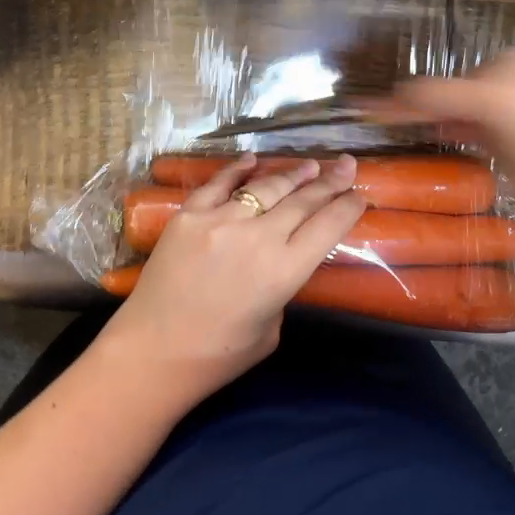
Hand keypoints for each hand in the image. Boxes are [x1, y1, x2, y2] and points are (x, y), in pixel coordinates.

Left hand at [92, 153, 365, 404]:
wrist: (155, 348)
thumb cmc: (219, 354)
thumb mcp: (271, 327)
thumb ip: (280, 287)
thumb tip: (276, 259)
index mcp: (284, 271)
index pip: (327, 227)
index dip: (346, 207)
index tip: (359, 194)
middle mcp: (257, 237)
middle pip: (301, 201)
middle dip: (329, 182)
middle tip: (346, 164)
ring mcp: (219, 220)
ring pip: (264, 187)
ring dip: (291, 174)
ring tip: (310, 165)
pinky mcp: (188, 214)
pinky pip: (218, 184)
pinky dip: (237, 170)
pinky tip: (253, 160)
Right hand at [358, 51, 514, 231]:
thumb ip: (481, 145)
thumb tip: (461, 130)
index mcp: (493, 96)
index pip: (423, 97)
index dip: (391, 107)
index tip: (367, 109)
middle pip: (470, 84)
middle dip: (463, 108)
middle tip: (470, 139)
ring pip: (510, 77)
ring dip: (504, 100)